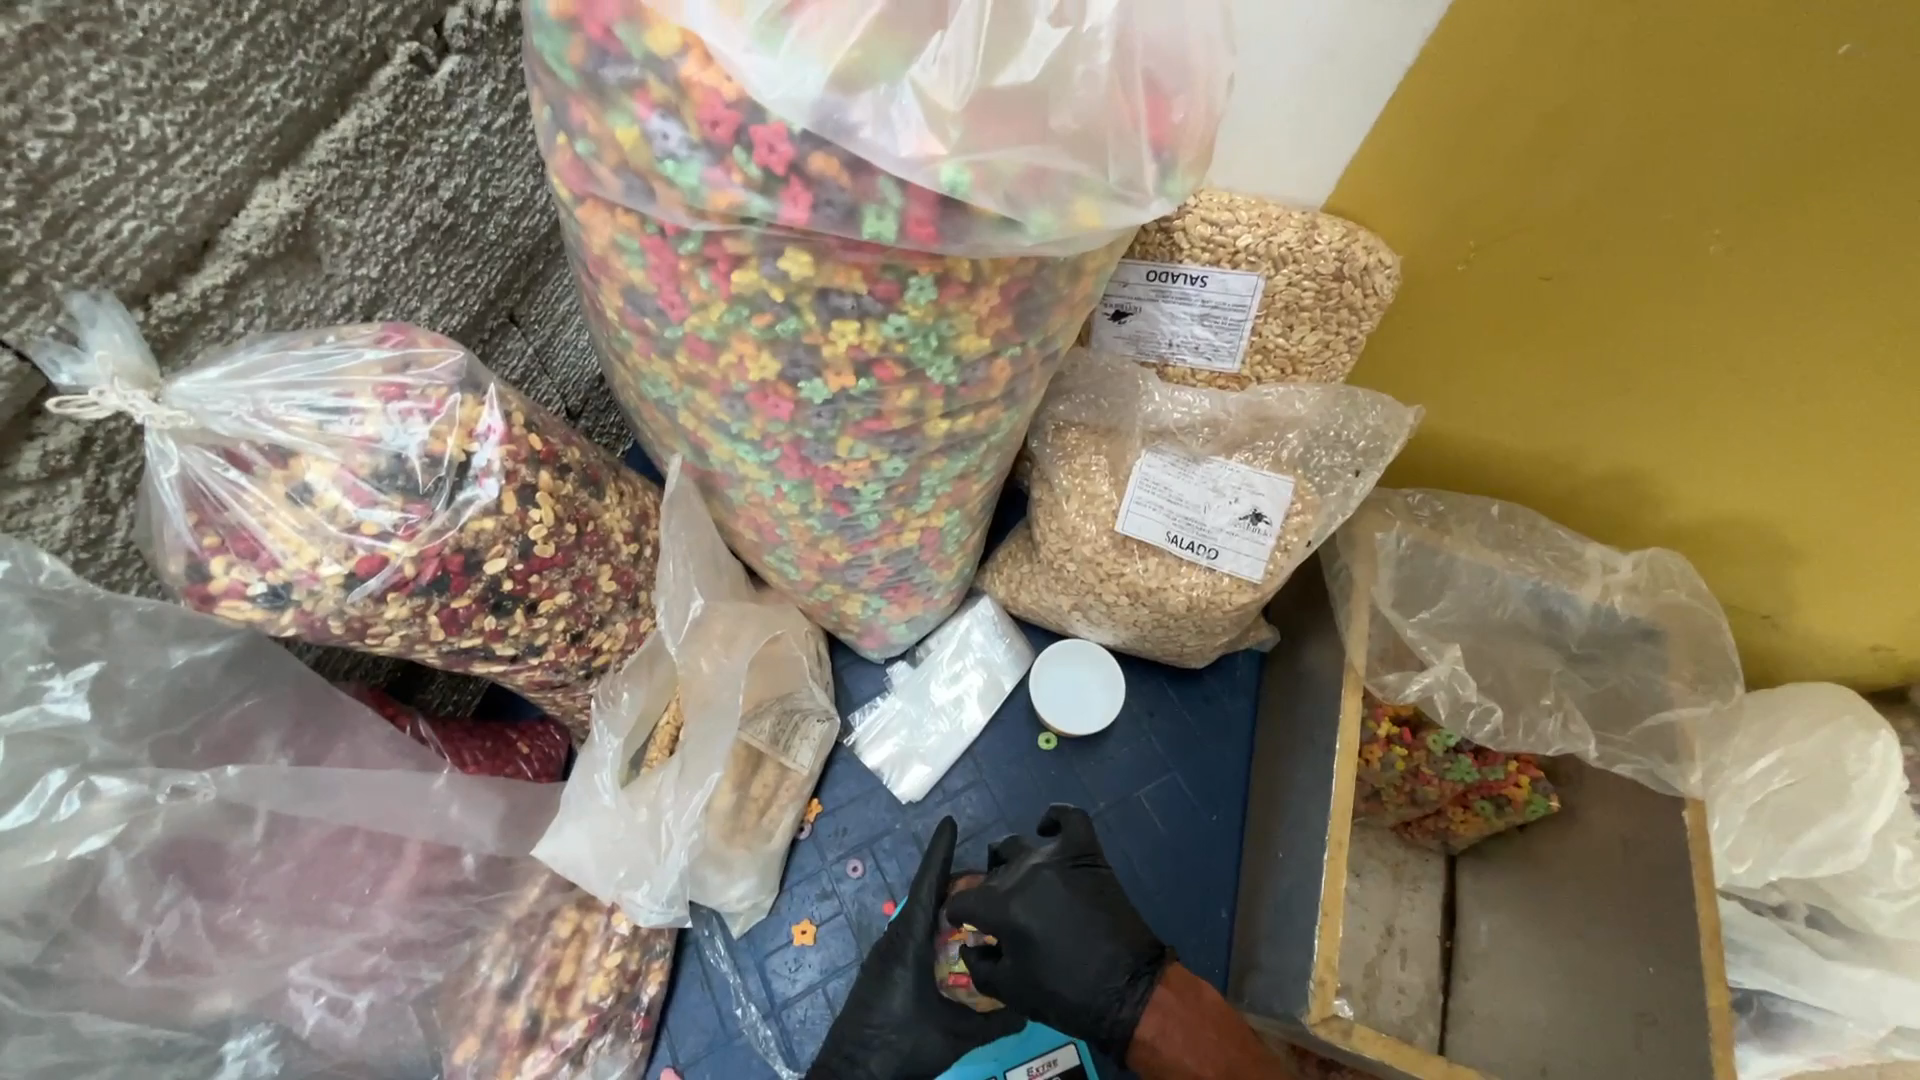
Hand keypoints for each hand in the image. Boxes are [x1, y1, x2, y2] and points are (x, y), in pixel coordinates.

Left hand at [805, 817, 1025, 1079]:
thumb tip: (1033, 1006)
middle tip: (988, 874)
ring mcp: (885, 955)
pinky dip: (934, 928)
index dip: (940, 851)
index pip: (928, 884)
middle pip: (927, 897)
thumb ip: (995, 1021)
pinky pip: (912, 936)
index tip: (950, 821)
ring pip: (920, 917)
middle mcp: (895, 939)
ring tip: (977, 904)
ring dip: (944, 907)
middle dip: (954, 881)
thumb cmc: (899, 1048)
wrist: (851, 1077)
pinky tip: (953, 942)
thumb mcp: (954, 1038)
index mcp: (909, 941)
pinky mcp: (882, 972)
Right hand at [945, 804, 1171, 1063]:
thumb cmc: (1064, 994)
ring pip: (1018, 844)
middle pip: (991, 874)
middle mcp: (1022, 873)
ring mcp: (1055, 857)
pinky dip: (1055, 818)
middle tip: (1001, 915)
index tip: (962, 923)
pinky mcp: (1086, 852)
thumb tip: (971, 946)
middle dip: (988, 896)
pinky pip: (1069, 818)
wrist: (1125, 988)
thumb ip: (979, 966)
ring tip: (1019, 880)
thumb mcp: (1011, 991)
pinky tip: (1048, 830)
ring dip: (1011, 863)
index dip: (957, 914)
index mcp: (1001, 906)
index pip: (963, 900)